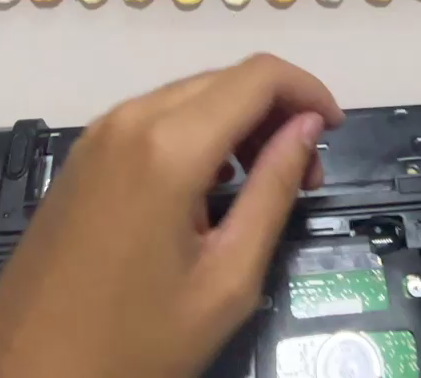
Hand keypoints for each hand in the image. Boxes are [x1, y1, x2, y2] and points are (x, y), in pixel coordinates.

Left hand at [0, 55, 342, 377]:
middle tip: (303, 172)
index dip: (308, 90)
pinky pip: (159, 115)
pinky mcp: (87, 150)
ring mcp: (103, 130)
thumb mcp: (225, 280)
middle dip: (277, 110)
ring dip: (240, 120)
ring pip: (194, 93)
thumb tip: (307, 129)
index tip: (333, 131)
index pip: (260, 76)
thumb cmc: (129, 345)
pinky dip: (200, 131)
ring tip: (262, 183)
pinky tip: (210, 187)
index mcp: (170, 144)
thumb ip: (274, 190)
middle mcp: (134, 116)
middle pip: (228, 78)